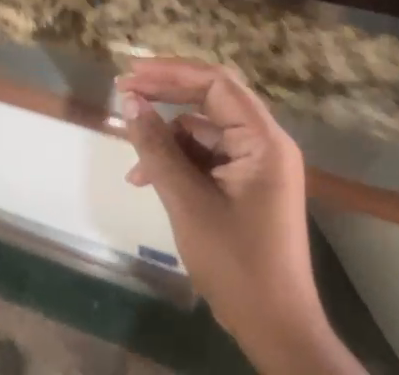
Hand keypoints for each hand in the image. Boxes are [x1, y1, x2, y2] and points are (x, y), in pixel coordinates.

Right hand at [117, 59, 364, 374]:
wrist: (275, 328)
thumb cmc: (235, 262)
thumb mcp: (187, 201)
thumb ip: (157, 147)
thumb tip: (130, 101)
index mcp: (263, 140)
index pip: (215, 83)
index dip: (170, 72)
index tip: (129, 75)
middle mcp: (266, 144)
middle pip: (211, 100)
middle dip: (165, 95)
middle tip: (123, 93)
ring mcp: (258, 166)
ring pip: (204, 131)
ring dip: (167, 139)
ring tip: (133, 163)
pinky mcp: (247, 186)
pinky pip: (208, 157)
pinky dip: (178, 162)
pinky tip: (148, 180)